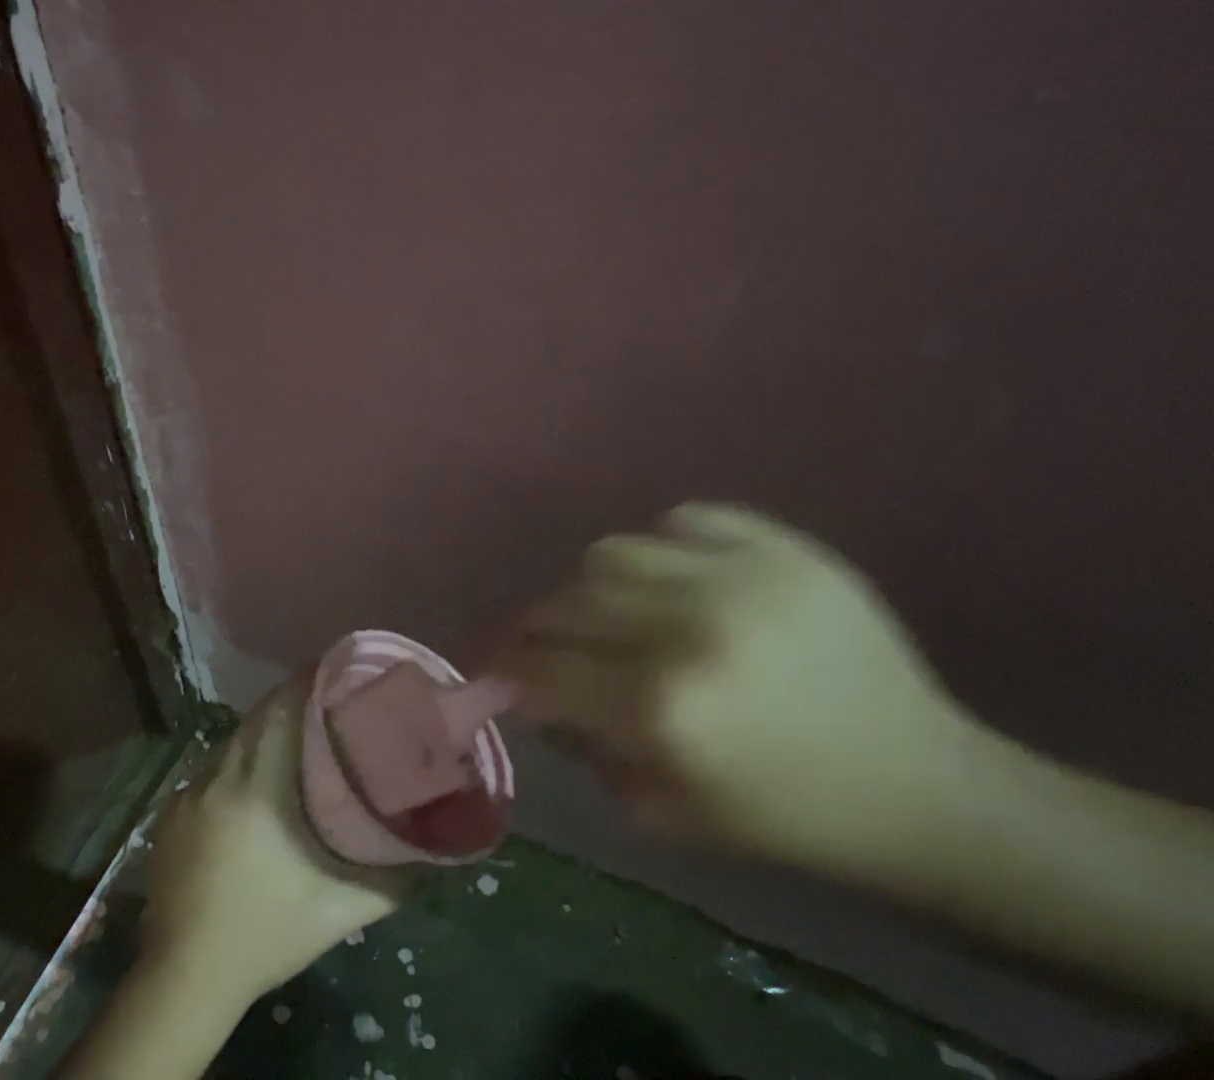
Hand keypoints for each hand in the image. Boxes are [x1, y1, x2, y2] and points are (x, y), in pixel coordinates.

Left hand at [139, 675, 405, 1005]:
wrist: (185, 974)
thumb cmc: (266, 935)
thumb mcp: (339, 911)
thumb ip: (392, 878)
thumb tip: (434, 853)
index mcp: (256, 789)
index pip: (281, 712)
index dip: (307, 683)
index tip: (337, 670)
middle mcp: (217, 778)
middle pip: (255, 720)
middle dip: (289, 704)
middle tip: (327, 705)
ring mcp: (186, 794)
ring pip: (230, 745)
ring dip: (261, 736)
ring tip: (296, 742)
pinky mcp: (170, 814)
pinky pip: (210, 772)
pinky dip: (236, 766)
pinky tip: (253, 789)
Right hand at [496, 503, 1003, 876]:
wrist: (917, 785)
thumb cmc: (781, 815)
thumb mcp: (659, 812)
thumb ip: (584, 749)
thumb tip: (538, 696)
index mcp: (658, 707)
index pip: (540, 665)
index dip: (506, 668)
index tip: (501, 674)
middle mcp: (687, 629)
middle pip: (565, 603)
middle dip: (541, 630)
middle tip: (550, 648)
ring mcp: (739, 578)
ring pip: (612, 553)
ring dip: (596, 589)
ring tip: (618, 615)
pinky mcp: (786, 550)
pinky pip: (685, 522)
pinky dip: (665, 551)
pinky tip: (679, 585)